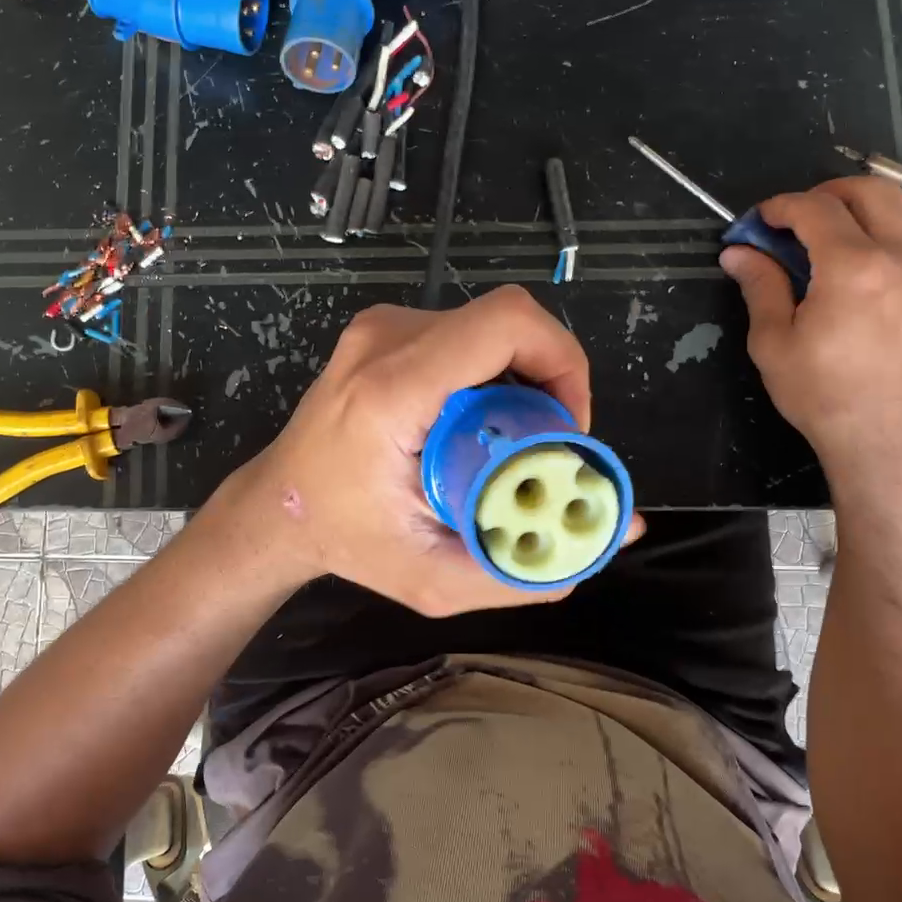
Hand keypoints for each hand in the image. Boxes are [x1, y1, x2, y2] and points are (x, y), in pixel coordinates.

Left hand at [210, 286, 643, 617]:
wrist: (277, 507)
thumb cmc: (347, 541)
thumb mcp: (436, 578)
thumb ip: (528, 568)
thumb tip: (624, 529)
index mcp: (392, 390)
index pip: (506, 324)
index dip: (563, 364)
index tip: (565, 428)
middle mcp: (383, 342)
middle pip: (506, 323)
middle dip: (548, 379)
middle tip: (545, 444)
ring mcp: (377, 328)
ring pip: (487, 327)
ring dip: (519, 377)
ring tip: (511, 438)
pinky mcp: (378, 330)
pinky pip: (461, 332)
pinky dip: (489, 371)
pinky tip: (480, 421)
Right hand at [721, 177, 901, 482]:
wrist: (891, 439)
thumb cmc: (823, 395)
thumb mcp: (774, 343)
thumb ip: (761, 288)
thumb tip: (738, 253)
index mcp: (852, 266)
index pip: (815, 209)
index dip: (781, 206)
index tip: (759, 220)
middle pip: (872, 191)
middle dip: (828, 193)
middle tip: (798, 218)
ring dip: (875, 205)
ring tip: (845, 229)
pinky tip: (889, 254)